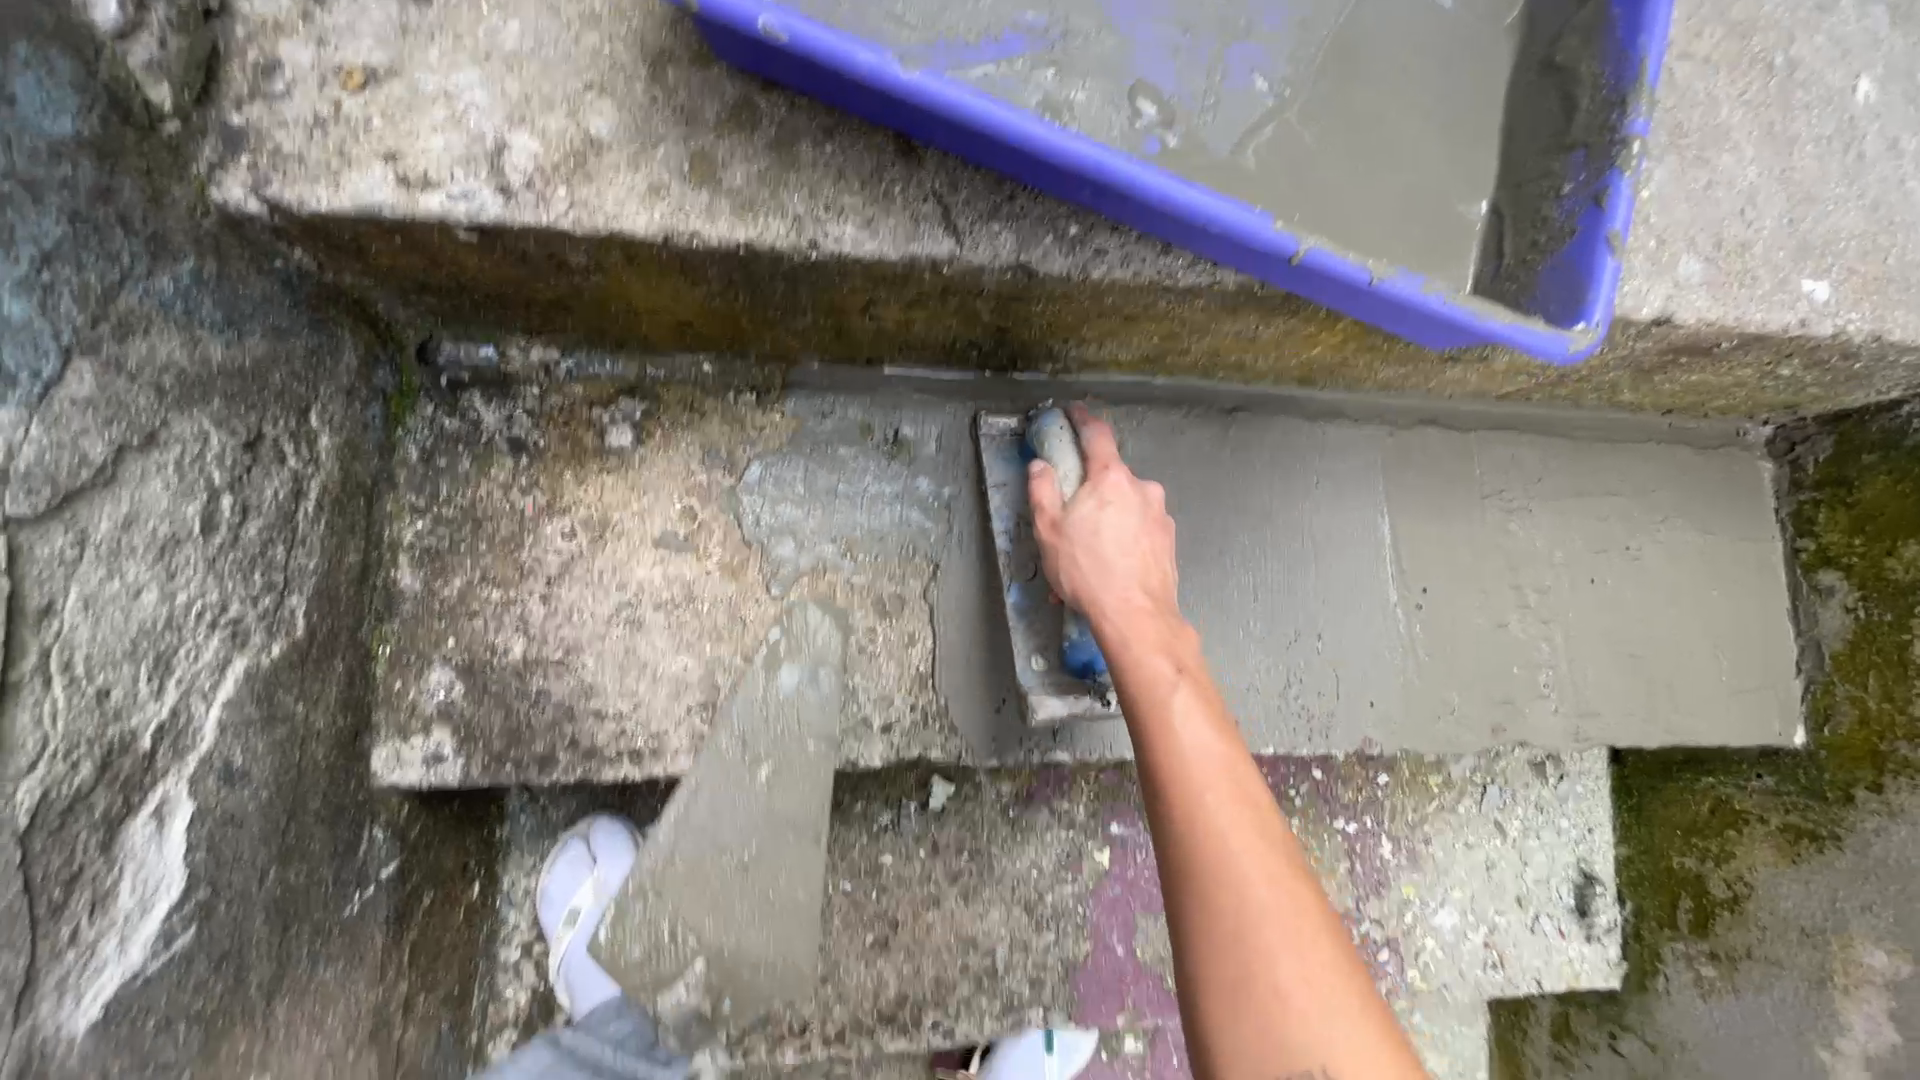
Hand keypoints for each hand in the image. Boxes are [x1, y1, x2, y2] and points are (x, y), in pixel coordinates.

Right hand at [1028, 404, 1180, 633]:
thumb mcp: (1049, 530)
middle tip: (1069, 520)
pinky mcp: (1168, 539)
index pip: (1097, 434)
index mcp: (1109, 478)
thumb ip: (1042, 491)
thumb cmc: (1087, 571)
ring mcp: (1159, 513)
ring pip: (1125, 507)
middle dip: (1090, 492)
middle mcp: (1141, 487)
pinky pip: (1138, 530)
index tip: (1074, 412)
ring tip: (1085, 558)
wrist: (1136, 616)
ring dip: (1106, 522)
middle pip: (1110, 476)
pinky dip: (1121, 542)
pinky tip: (1107, 568)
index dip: (1083, 419)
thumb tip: (1041, 467)